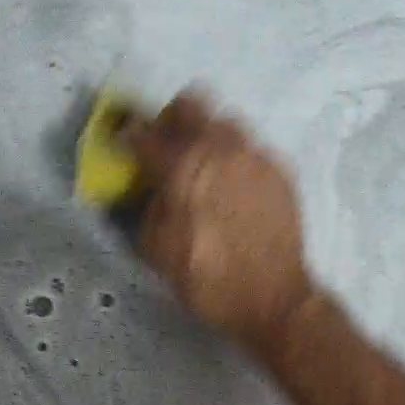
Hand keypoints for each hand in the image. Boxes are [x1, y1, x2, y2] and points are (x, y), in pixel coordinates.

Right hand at [126, 91, 317, 356]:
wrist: (275, 300)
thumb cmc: (209, 281)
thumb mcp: (158, 252)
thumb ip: (147, 208)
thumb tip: (150, 188)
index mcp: (183, 165)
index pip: (144, 132)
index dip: (127, 135)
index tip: (123, 142)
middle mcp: (221, 148)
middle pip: (191, 104)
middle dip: (172, 120)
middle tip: (166, 146)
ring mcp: (256, 156)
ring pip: (225, 122)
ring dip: (207, 136)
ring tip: (204, 168)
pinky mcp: (280, 171)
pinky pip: (251, 149)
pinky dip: (236, 161)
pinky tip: (234, 190)